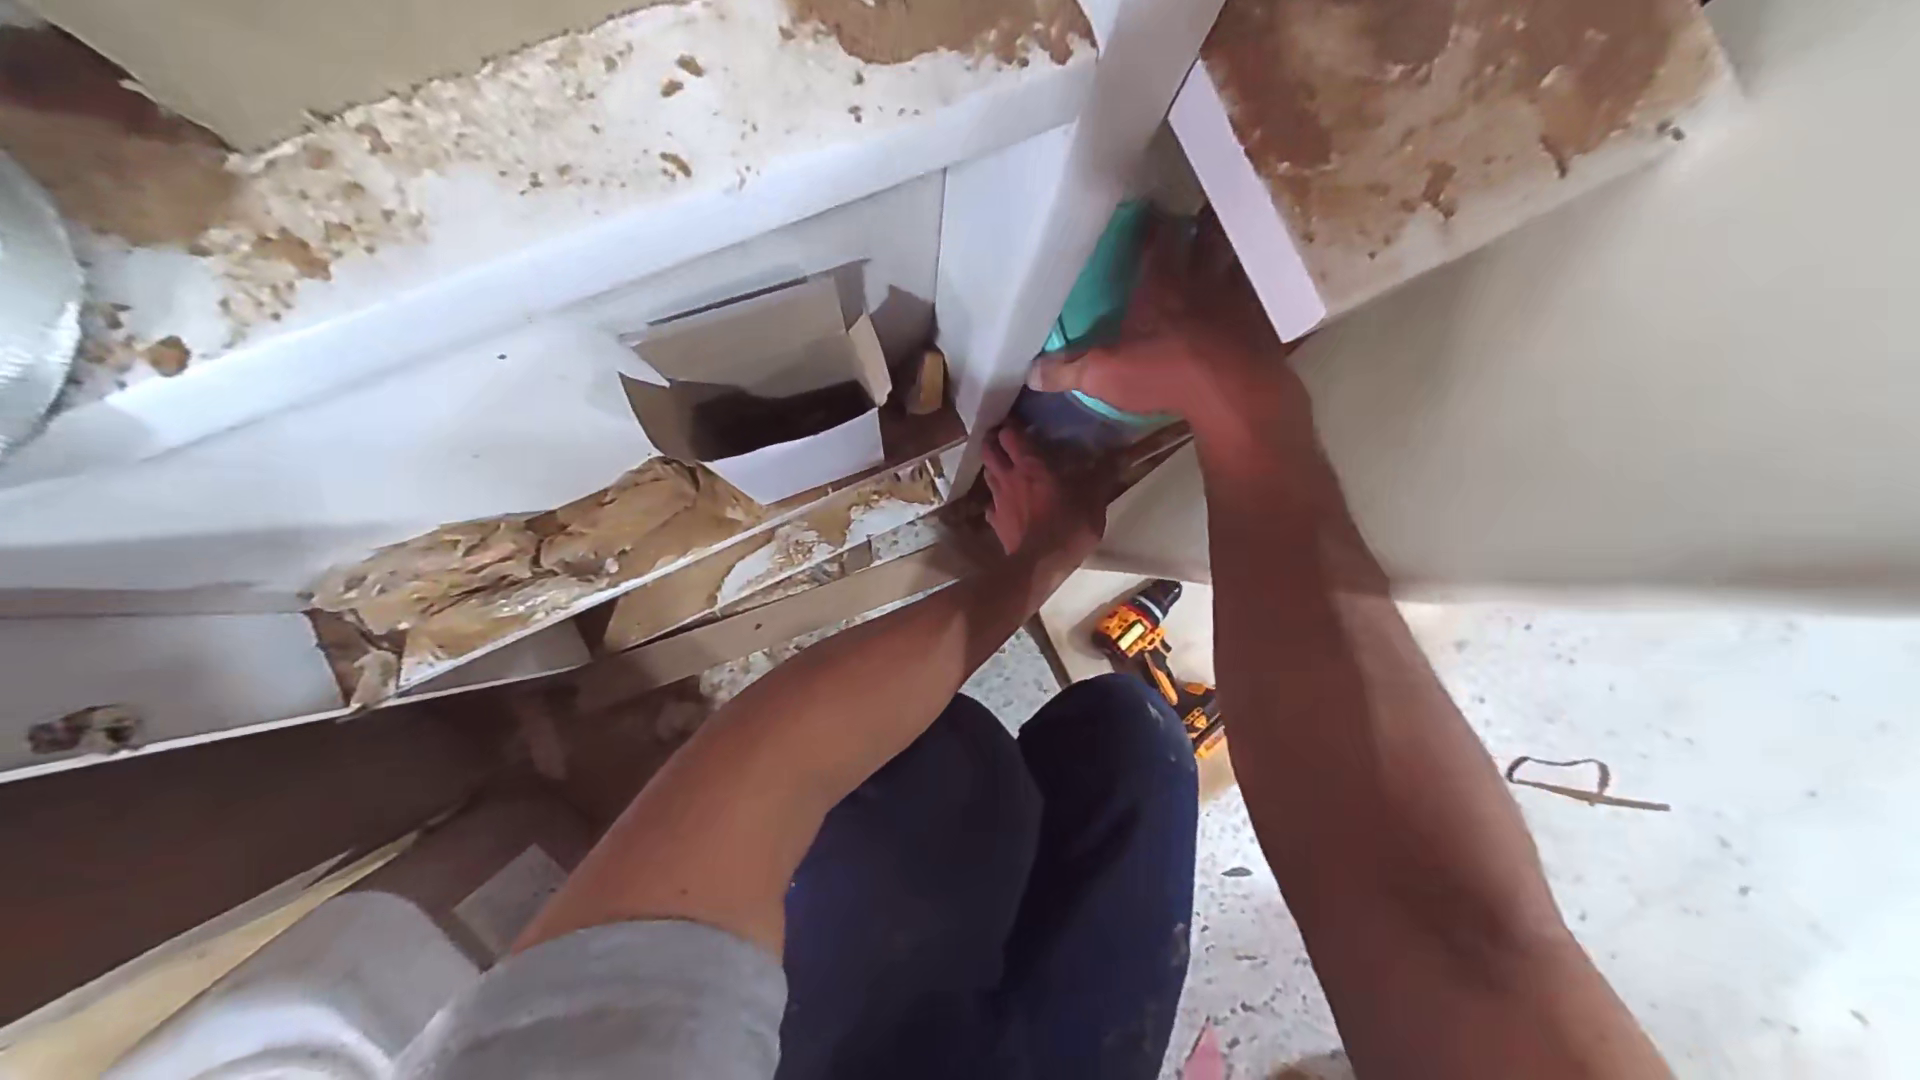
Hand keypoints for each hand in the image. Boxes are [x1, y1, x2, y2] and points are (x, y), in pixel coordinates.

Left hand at [981, 427, 1103, 565]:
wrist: (1041, 564)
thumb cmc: (1068, 526)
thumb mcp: (1093, 499)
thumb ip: (1101, 475)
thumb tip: (1119, 455)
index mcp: (1031, 465)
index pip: (1010, 434)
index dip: (1011, 425)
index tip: (1018, 421)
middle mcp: (1009, 477)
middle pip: (989, 450)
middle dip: (993, 441)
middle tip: (1002, 439)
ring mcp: (998, 500)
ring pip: (987, 474)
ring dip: (992, 467)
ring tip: (1003, 467)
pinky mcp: (995, 522)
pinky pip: (990, 505)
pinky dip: (995, 500)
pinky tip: (1004, 504)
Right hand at [1028, 214, 1315, 461]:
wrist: (1234, 395)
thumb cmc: (1166, 375)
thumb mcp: (1105, 375)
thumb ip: (1068, 370)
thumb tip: (1030, 373)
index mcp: (1162, 284)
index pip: (1157, 238)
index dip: (1153, 222)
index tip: (1149, 209)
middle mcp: (1203, 280)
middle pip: (1207, 234)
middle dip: (1204, 219)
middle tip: (1203, 206)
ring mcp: (1240, 297)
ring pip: (1242, 256)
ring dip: (1240, 243)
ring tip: (1240, 233)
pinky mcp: (1265, 322)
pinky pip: (1268, 292)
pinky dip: (1268, 285)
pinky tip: (1268, 289)